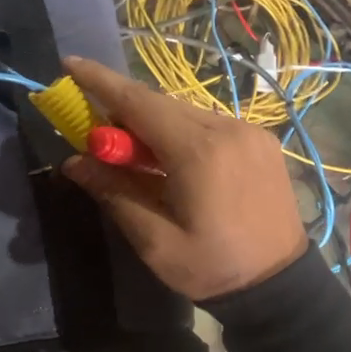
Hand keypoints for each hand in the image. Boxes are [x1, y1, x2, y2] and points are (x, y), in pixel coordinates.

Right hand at [58, 56, 306, 300]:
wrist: (282, 288)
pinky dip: (174, 130)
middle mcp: (227, 129)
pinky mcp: (259, 142)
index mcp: (199, 152)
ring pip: (181, 112)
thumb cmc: (213, 268)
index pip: (138, 103)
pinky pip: (204, 123)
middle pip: (158, 103)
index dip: (100, 81)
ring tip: (126, 151)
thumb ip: (113, 192)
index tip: (68, 63)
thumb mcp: (153, 239)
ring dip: (147, 122)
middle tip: (88, 126)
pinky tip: (163, 156)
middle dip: (118, 108)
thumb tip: (73, 161)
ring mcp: (248, 133)